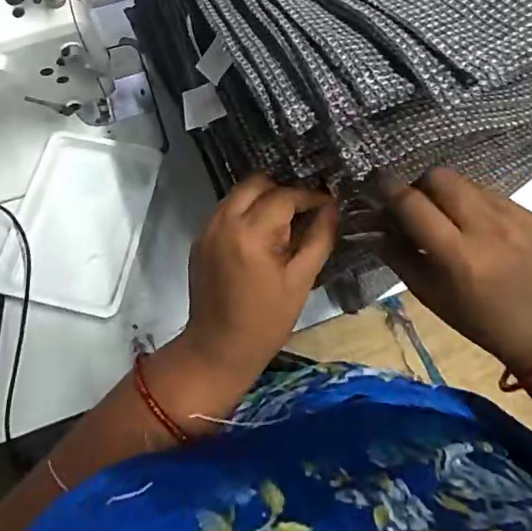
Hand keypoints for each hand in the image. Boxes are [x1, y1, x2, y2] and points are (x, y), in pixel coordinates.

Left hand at [173, 173, 337, 383]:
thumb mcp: (301, 281)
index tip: (327, 202)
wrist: (217, 347)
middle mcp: (224, 221)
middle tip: (303, 211)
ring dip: (262, 198)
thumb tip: (331, 207)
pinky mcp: (200, 236)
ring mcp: (207, 227)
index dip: (309, 196)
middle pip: (257, 183)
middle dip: (282, 191)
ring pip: (238, 193)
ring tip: (283, 223)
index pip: (284, 196)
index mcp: (251, 233)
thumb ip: (319, 238)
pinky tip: (260, 235)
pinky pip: (226, 209)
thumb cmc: (266, 320)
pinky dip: (244, 211)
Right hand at [374, 167, 531, 374]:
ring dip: (447, 193)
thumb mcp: (427, 293)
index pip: (413, 204)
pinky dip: (474, 203)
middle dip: (420, 185)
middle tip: (416, 202)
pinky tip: (478, 226)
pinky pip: (490, 193)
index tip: (378, 185)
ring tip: (448, 215)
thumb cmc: (476, 318)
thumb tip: (369, 222)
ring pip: (465, 181)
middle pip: (440, 178)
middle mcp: (488, 231)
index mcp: (459, 256)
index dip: (390, 189)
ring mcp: (515, 219)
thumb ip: (395, 253)